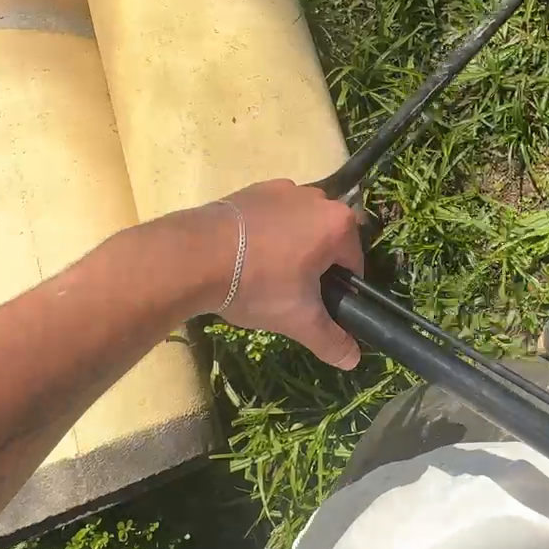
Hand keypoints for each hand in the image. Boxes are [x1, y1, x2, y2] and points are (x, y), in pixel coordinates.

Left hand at [142, 178, 363, 368]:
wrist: (194, 255)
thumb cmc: (257, 284)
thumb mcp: (298, 319)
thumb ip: (331, 340)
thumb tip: (354, 359)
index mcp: (339, 226)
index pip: (353, 264)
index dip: (338, 289)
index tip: (314, 304)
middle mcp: (320, 199)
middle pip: (329, 241)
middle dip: (316, 265)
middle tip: (289, 291)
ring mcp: (287, 189)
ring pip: (303, 225)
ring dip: (294, 245)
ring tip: (264, 272)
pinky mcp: (257, 188)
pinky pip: (276, 212)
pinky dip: (269, 230)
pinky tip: (247, 253)